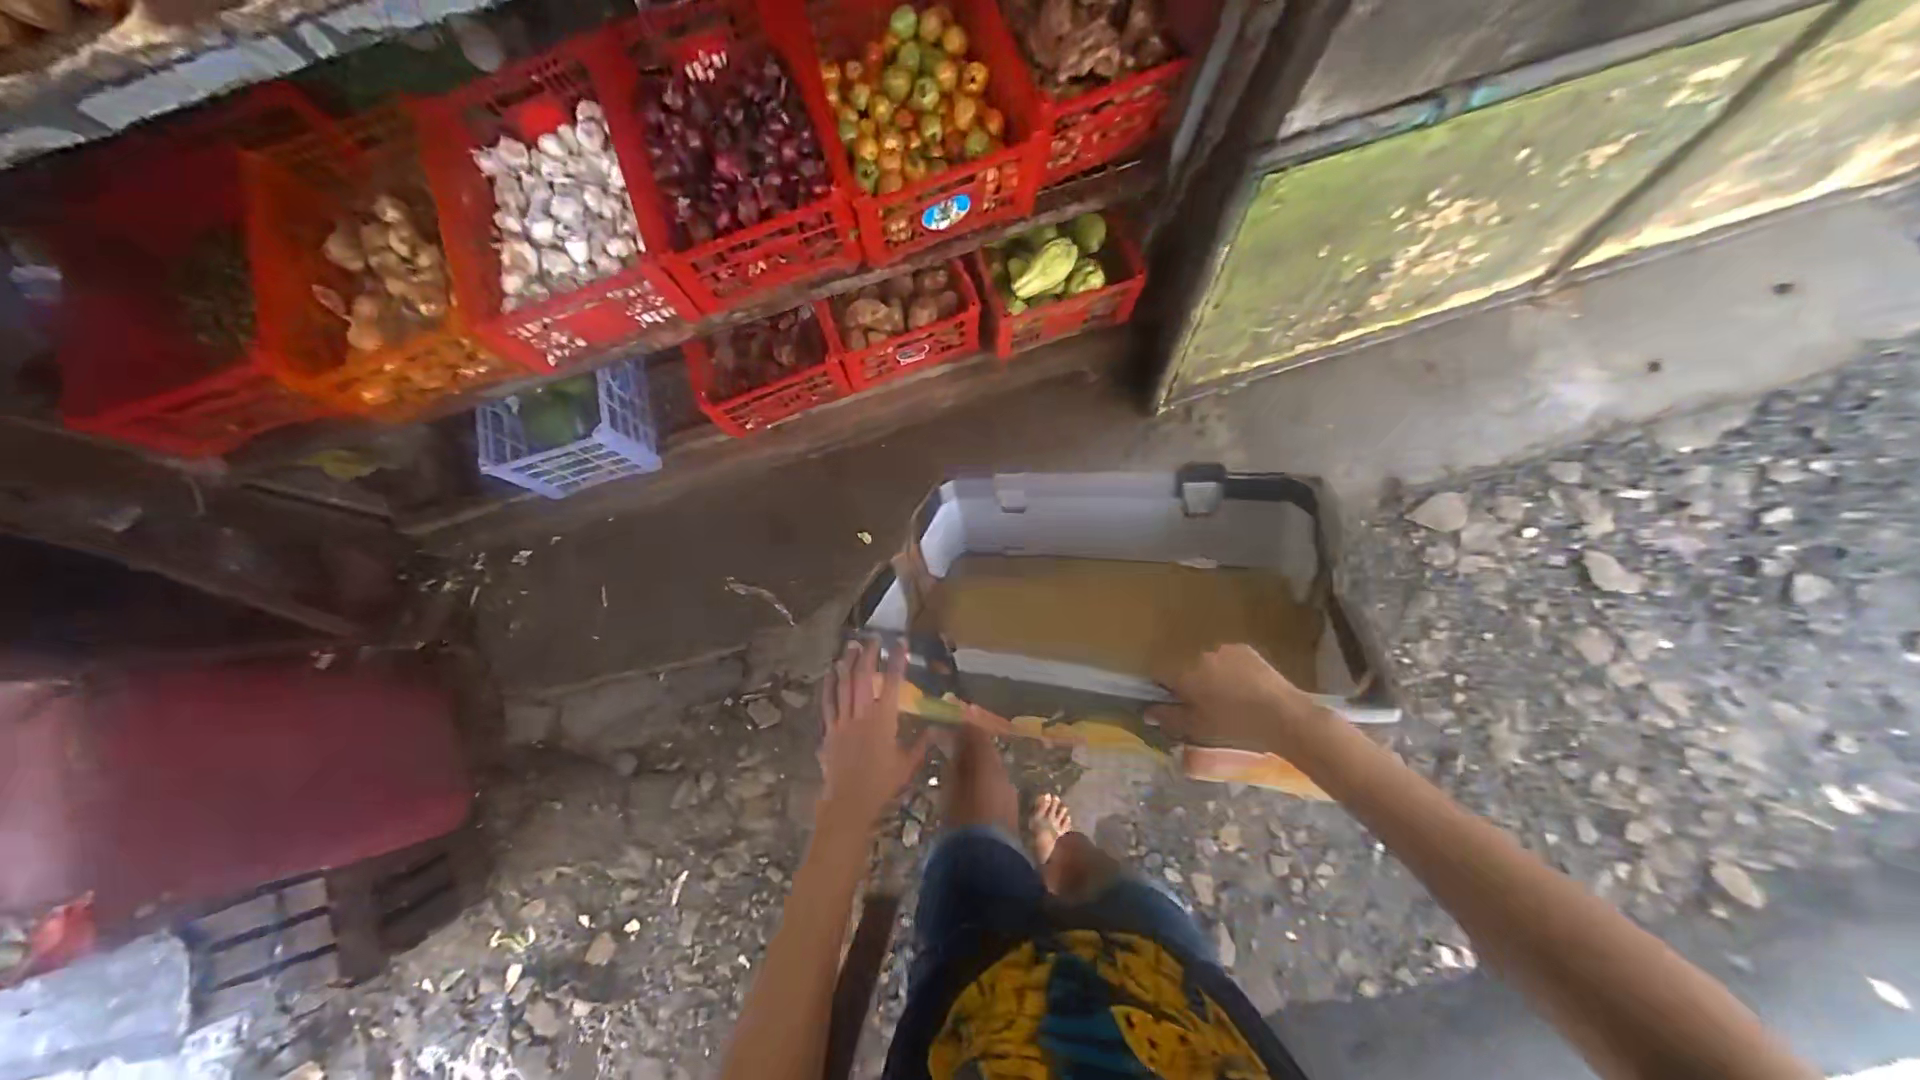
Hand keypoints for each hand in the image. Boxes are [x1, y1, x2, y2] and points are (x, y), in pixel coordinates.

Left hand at [816, 638, 930, 830]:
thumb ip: (921, 744)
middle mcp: (862, 715)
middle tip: (871, 639)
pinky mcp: (829, 731)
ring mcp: (843, 721)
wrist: (849, 802)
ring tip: (850, 646)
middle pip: (863, 677)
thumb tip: (936, 729)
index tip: (900, 642)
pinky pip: (828, 704)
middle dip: (868, 655)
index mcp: (884, 720)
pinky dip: (829, 686)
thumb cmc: (882, 784)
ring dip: (847, 664)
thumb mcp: (907, 764)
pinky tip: (830, 673)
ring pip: (843, 686)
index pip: (892, 683)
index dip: (896, 660)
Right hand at [1151, 644, 1325, 752]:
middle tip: (1204, 705)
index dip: (1162, 689)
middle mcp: (1198, 655)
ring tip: (1228, 697)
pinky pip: (1227, 658)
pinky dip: (1230, 669)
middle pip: (1184, 667)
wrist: (1282, 715)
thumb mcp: (1197, 728)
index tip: (1173, 703)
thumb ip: (1169, 718)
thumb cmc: (1234, 725)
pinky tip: (1244, 687)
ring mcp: (1223, 649)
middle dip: (1190, 683)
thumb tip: (1147, 712)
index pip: (1159, 674)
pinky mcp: (1244, 649)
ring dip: (1210, 675)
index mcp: (1183, 674)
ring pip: (1206, 662)